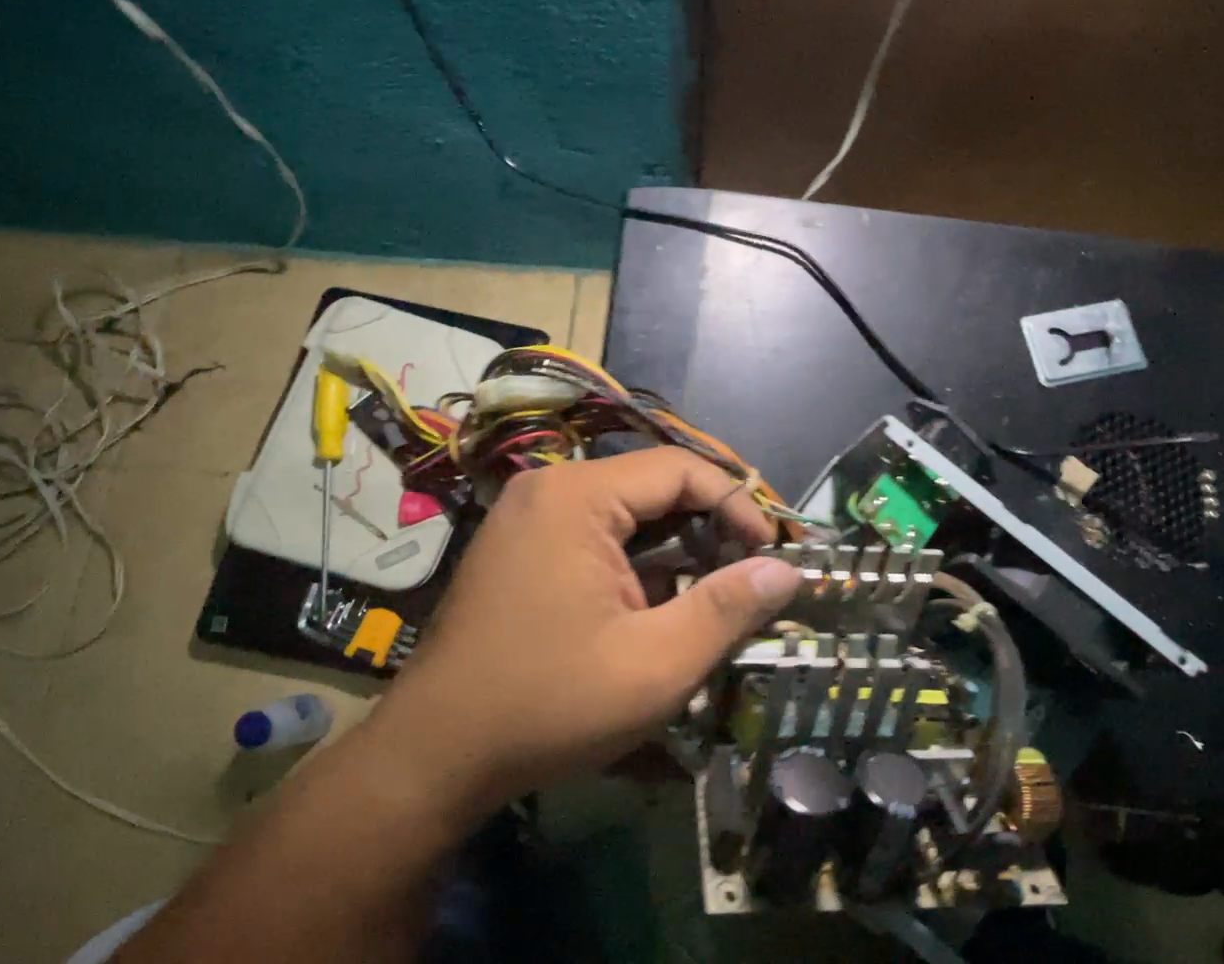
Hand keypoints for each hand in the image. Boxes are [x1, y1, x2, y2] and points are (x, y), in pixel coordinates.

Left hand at [367, 447, 803, 817]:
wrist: (437, 754)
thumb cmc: (549, 705)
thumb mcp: (655, 664)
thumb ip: (726, 609)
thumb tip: (786, 570)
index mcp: (576, 497)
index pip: (680, 469)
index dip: (738, 504)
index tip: (772, 555)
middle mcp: (548, 490)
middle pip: (652, 485)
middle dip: (710, 526)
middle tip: (751, 574)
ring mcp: (528, 520)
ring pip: (625, 514)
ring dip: (676, 548)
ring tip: (716, 594)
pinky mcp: (520, 551)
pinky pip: (594, 536)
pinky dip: (637, 563)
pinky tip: (661, 606)